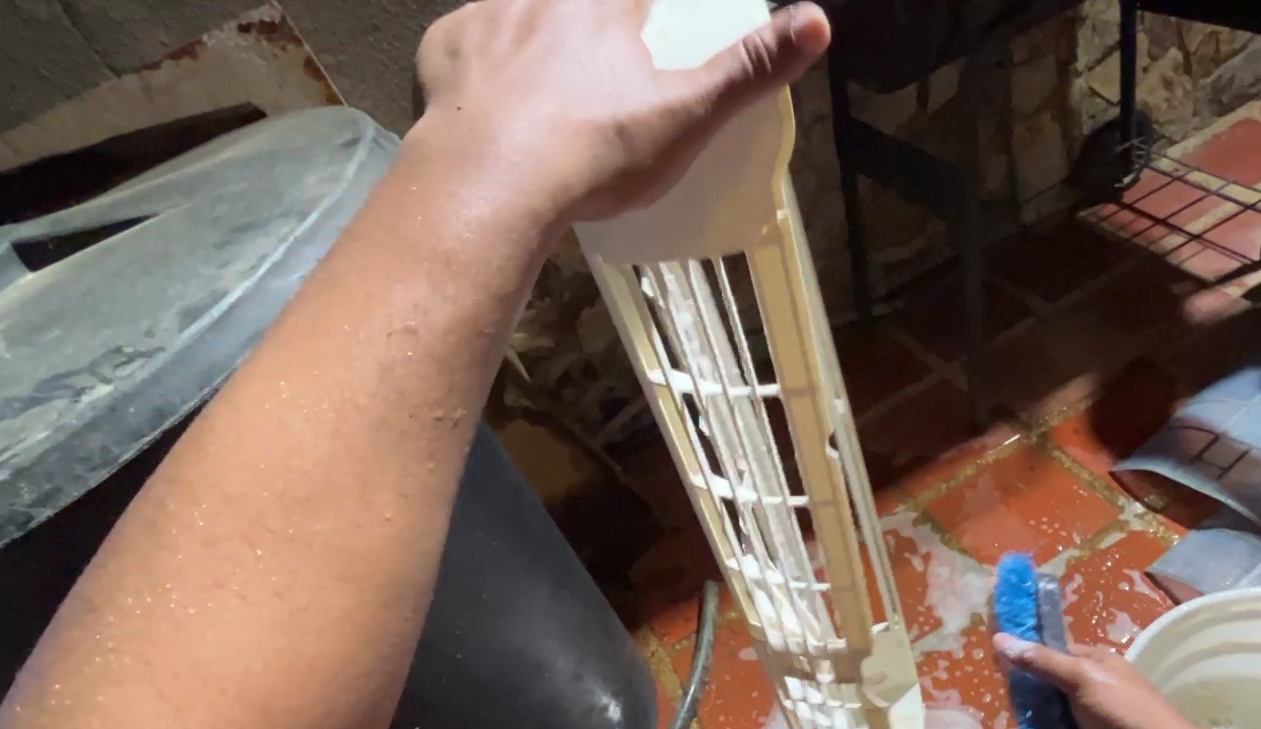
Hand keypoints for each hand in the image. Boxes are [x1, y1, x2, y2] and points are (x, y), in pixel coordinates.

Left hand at [412, 0, 829, 226]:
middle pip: (571, 3)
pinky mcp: (443, 53)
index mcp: (602, 4)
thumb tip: (817, 22)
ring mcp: (484, 18)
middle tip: (595, 76)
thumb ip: (747, 70)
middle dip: (587, 27)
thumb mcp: (687, 114)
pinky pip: (462, 47)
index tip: (646, 36)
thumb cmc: (599, 149)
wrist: (497, 180)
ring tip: (544, 93)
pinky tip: (490, 108)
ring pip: (513, 13)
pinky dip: (477, 69)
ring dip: (529, 39)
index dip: (646, 16)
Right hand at [992, 636, 1214, 728]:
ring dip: (1033, 728)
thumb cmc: (1126, 715)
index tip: (995, 666)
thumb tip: (999, 638)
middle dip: (1026, 699)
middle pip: (1047, 689)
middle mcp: (1092, 690)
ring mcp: (1091, 723)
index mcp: (1095, 664)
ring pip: (1050, 720)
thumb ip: (1042, 662)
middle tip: (997, 705)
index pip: (1051, 653)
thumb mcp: (1083, 679)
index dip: (1025, 658)